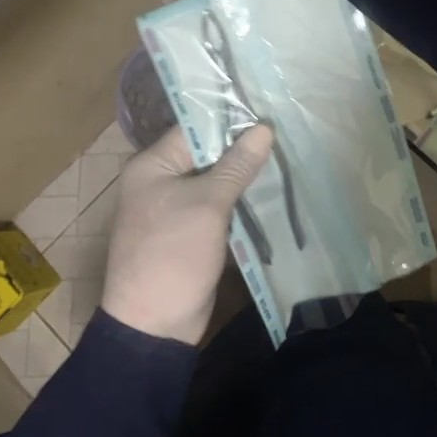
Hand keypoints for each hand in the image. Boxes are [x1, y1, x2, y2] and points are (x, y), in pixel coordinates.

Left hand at [100, 125, 274, 345]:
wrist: (154, 327)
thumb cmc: (173, 255)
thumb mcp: (208, 205)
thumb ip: (236, 166)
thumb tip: (264, 129)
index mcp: (152, 166)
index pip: (194, 128)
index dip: (230, 119)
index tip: (267, 109)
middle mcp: (160, 181)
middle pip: (206, 154)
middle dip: (241, 148)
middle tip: (283, 132)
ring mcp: (174, 208)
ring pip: (215, 180)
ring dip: (244, 175)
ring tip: (284, 156)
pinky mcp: (190, 232)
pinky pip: (217, 206)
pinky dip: (239, 201)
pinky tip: (271, 192)